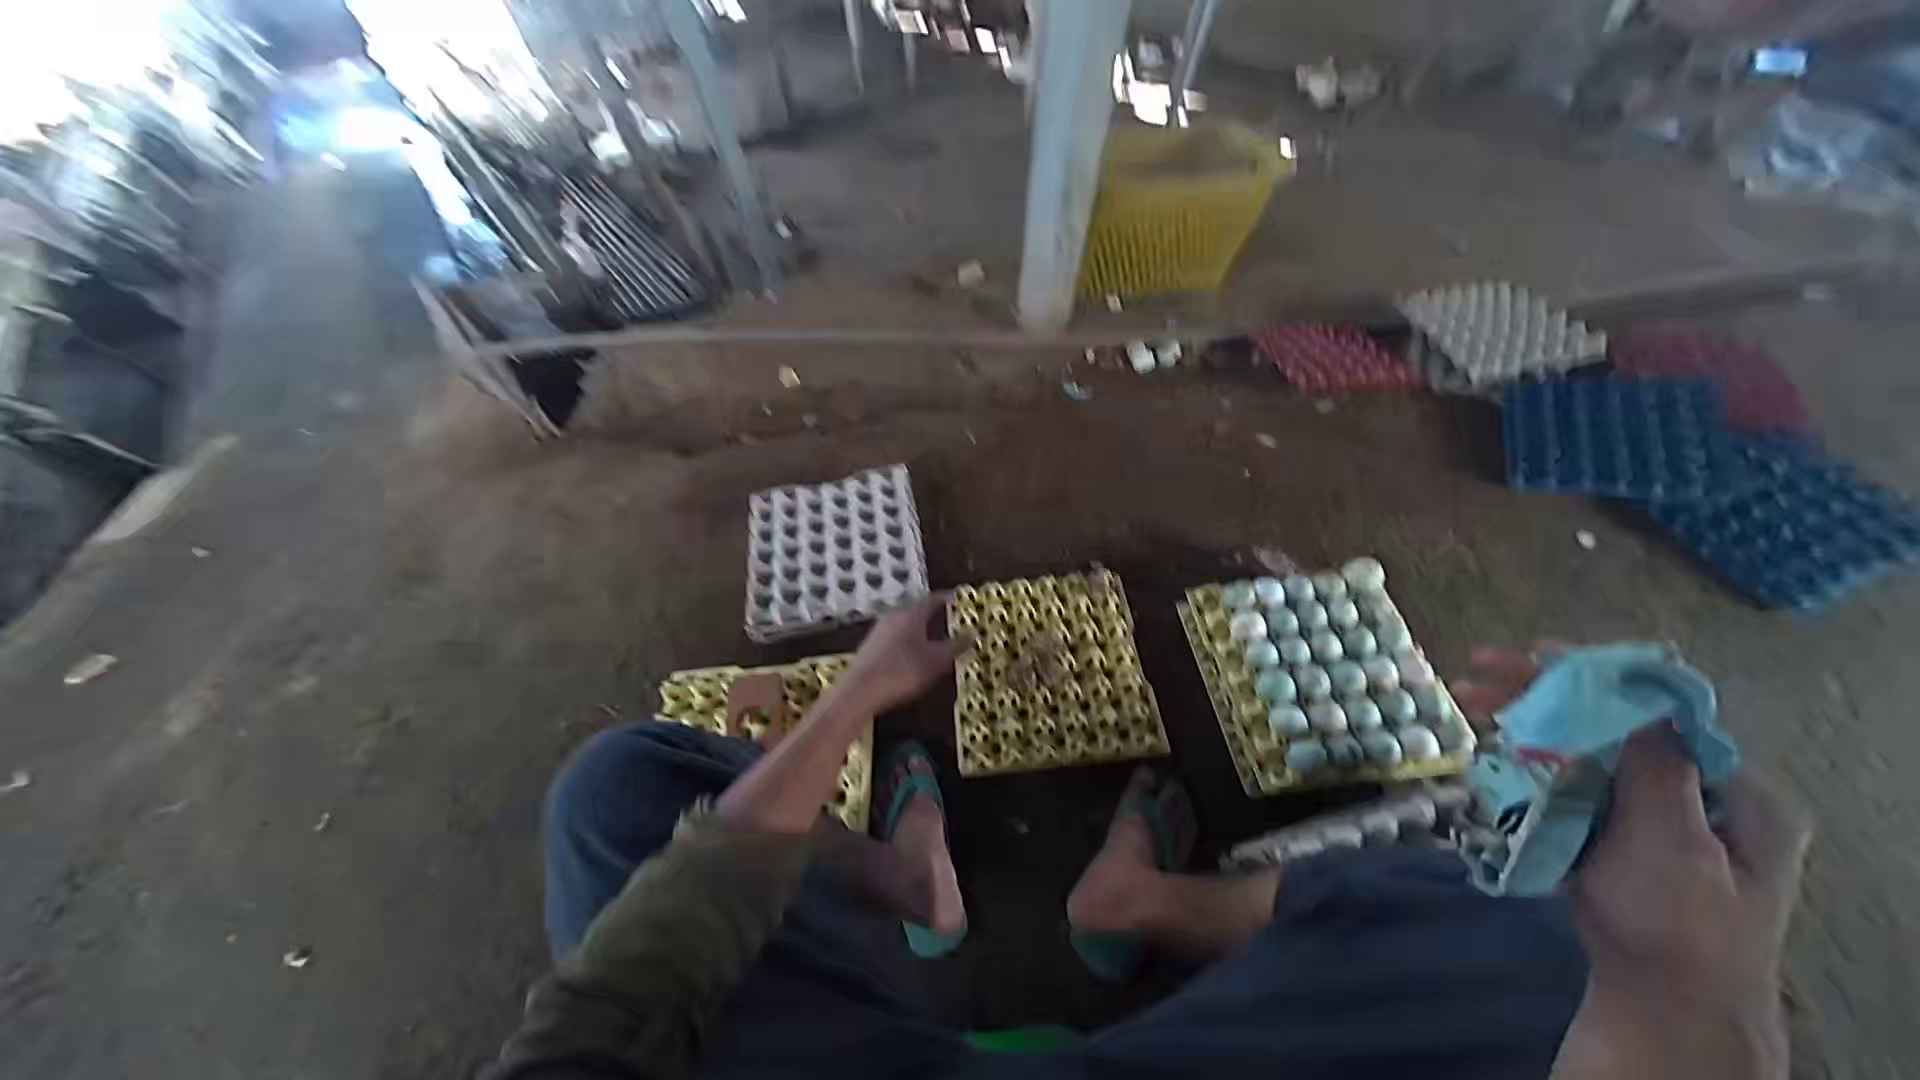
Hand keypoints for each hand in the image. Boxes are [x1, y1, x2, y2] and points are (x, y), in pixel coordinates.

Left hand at [834, 593, 971, 713]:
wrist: (859, 691)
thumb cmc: (902, 672)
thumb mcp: (937, 661)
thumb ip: (957, 646)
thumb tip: (973, 633)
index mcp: (912, 613)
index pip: (935, 598)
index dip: (949, 598)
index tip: (960, 597)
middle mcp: (895, 615)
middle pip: (919, 608)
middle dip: (935, 613)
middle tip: (951, 617)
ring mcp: (880, 629)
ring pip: (906, 622)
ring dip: (922, 627)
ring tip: (935, 637)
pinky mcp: (871, 645)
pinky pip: (896, 635)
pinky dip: (909, 639)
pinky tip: (913, 654)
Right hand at [1456, 648, 1812, 1079]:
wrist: (1664, 994)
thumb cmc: (1678, 922)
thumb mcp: (1675, 846)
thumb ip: (1658, 772)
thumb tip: (1636, 702)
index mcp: (1733, 790)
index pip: (1660, 711)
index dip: (1597, 676)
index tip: (1536, 651)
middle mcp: (1693, 787)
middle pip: (1611, 720)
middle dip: (1541, 693)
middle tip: (1476, 673)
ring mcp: (1649, 805)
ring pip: (1582, 743)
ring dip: (1525, 718)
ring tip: (1468, 701)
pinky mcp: (1611, 822)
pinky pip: (1569, 772)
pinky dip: (1529, 750)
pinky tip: (1492, 739)